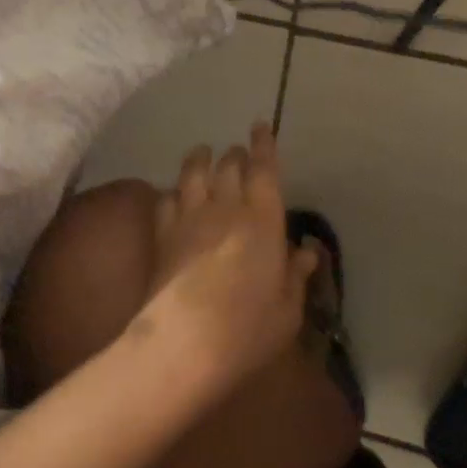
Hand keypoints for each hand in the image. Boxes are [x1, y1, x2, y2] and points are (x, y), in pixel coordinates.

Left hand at [132, 124, 316, 390]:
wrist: (185, 341)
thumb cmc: (248, 328)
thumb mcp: (288, 309)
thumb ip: (296, 276)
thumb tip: (304, 252)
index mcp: (264, 219)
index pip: (264, 168)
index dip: (263, 144)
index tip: (260, 126)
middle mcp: (226, 206)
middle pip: (229, 164)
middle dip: (236, 154)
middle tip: (238, 154)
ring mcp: (190, 216)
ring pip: (194, 171)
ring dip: (201, 158)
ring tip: (203, 154)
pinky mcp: (162, 233)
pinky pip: (167, 199)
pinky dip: (174, 191)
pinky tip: (175, 195)